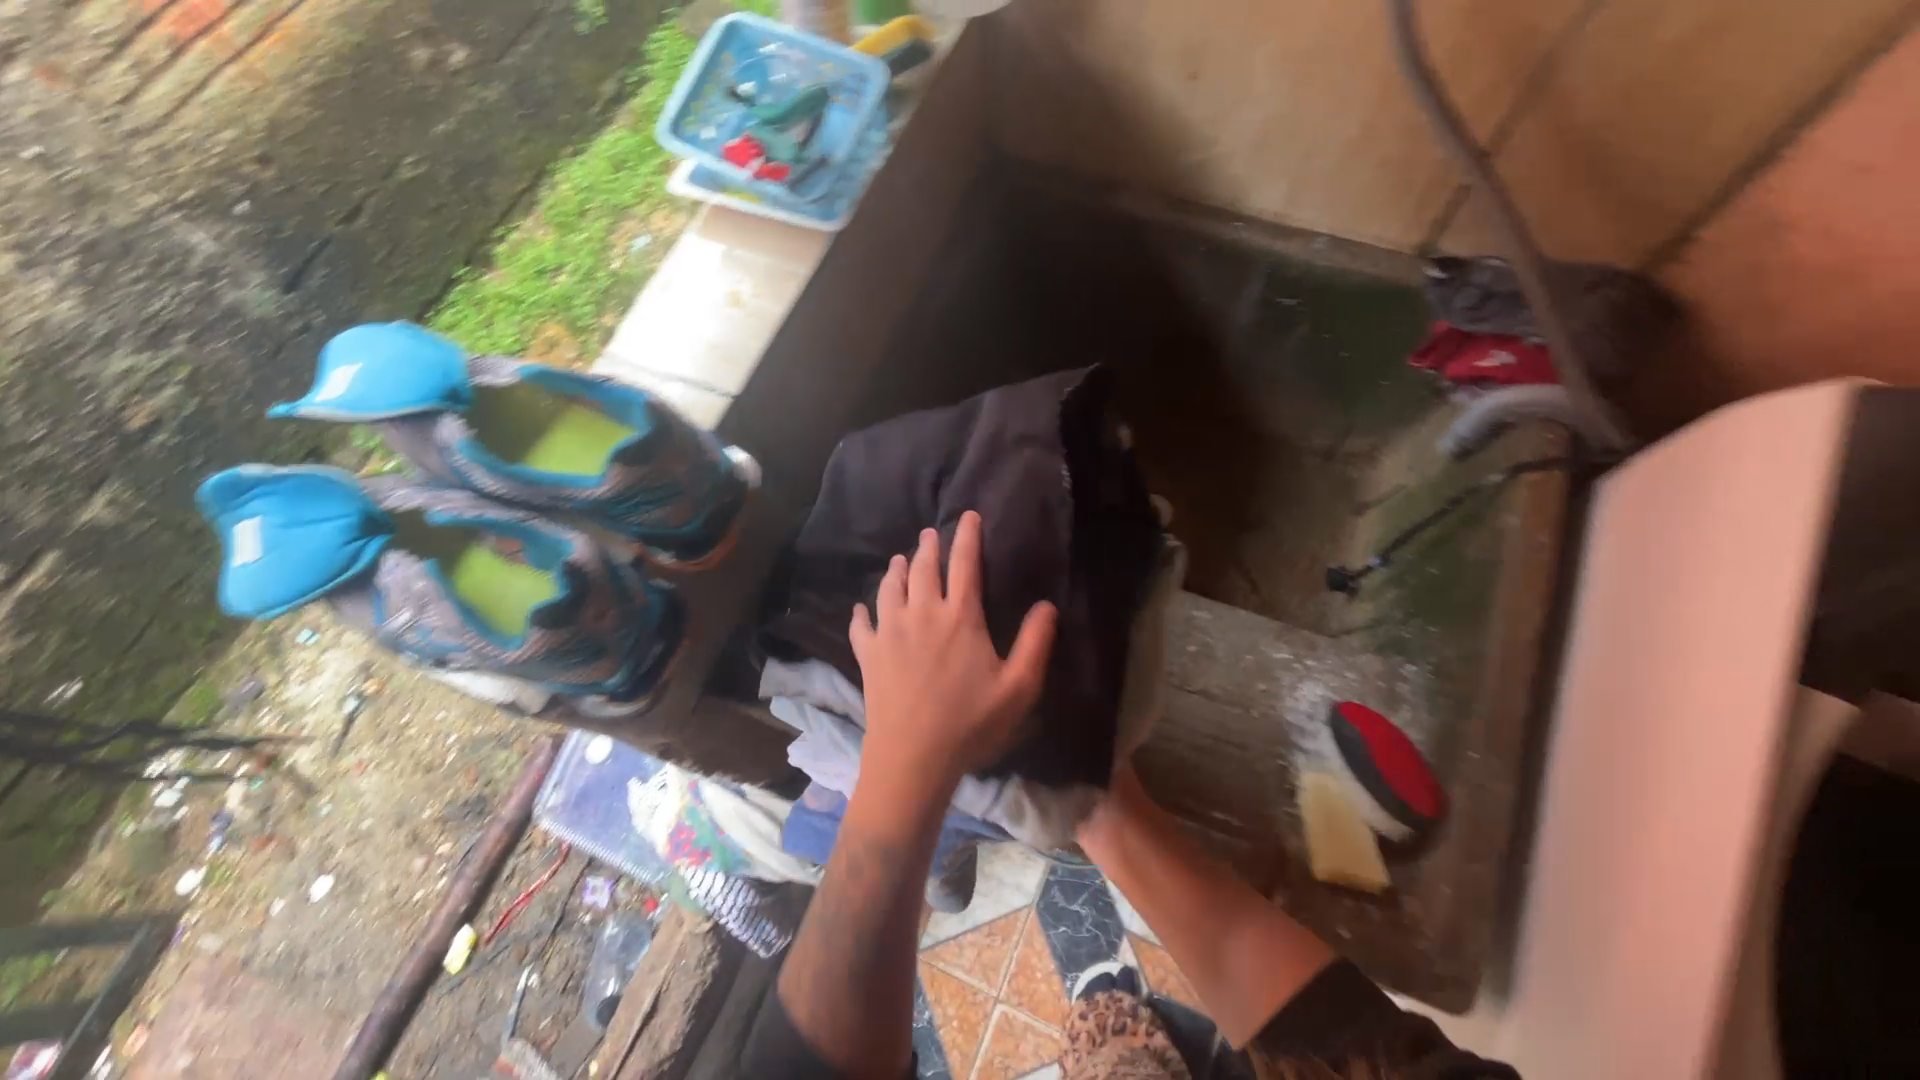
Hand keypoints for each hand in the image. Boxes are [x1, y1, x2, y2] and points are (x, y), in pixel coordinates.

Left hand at [850, 511, 1056, 795]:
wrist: (912, 757)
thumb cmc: (971, 723)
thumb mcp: (1019, 688)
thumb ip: (1036, 643)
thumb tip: (1048, 605)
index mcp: (960, 617)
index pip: (965, 564)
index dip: (967, 537)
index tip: (968, 516)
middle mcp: (921, 614)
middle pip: (922, 569)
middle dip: (928, 547)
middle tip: (930, 534)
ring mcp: (889, 633)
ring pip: (889, 589)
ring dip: (896, 570)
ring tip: (899, 560)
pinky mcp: (867, 655)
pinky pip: (860, 625)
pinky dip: (861, 612)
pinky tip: (860, 609)